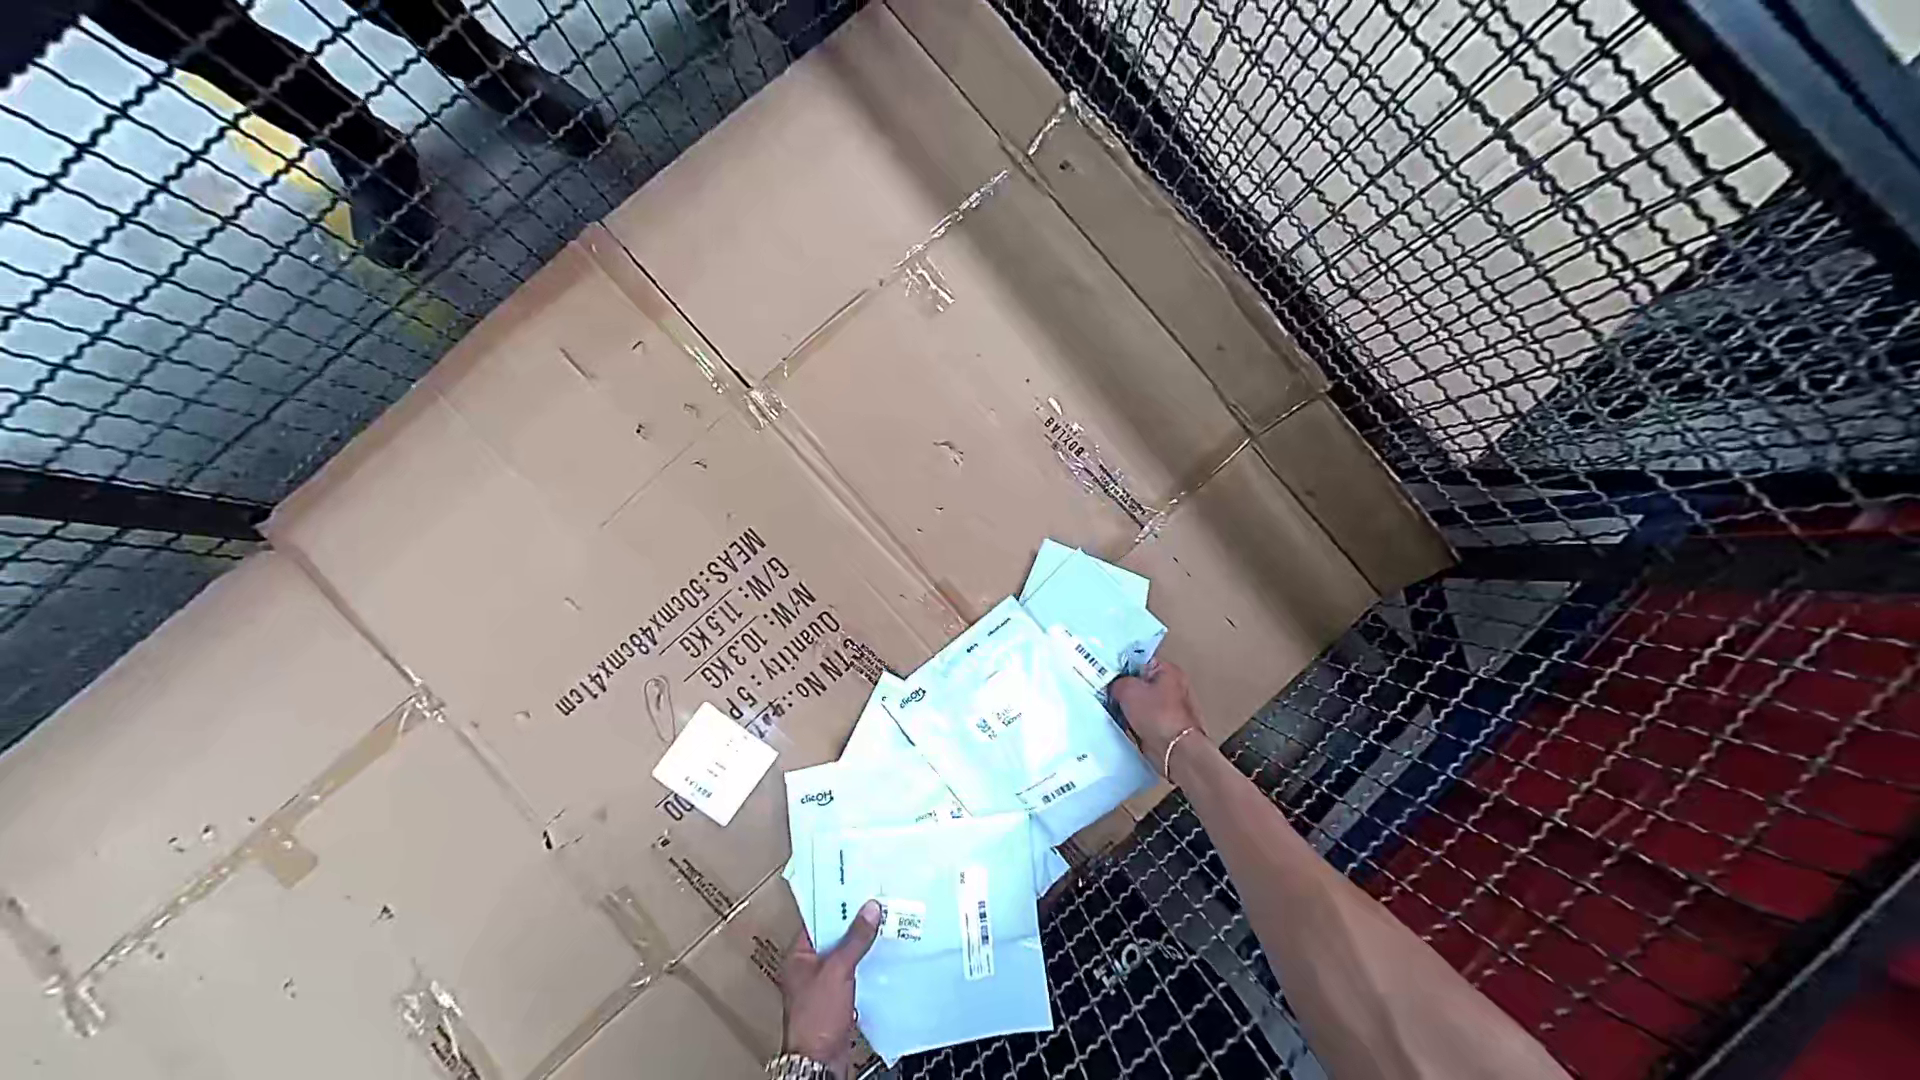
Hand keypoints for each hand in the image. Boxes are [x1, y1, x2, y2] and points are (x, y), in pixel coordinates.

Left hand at [781, 899, 881, 1074]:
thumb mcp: (838, 970)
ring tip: (882, 922)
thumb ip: (855, 939)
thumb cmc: (817, 1017)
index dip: (836, 903)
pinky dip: (865, 961)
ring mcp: (822, 982)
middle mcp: (807, 966)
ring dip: (861, 942)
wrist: (820, 1063)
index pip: (817, 918)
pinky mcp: (836, 997)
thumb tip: (870, 908)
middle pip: (832, 934)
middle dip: (853, 921)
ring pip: (844, 952)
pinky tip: (881, 953)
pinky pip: (852, 970)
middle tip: (875, 902)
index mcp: (798, 955)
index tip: (856, 888)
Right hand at [1111, 659, 1204, 776]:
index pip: (1140, 662)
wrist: (1176, 751)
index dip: (1121, 668)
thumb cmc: (1157, 715)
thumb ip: (1116, 682)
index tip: (1106, 675)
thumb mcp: (1127, 690)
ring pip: (1140, 704)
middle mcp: (1174, 687)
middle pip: (1140, 683)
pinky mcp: (1167, 728)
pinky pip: (1144, 720)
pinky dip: (1134, 723)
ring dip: (1128, 709)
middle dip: (1123, 690)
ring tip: (1113, 711)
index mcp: (1169, 670)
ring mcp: (1171, 709)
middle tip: (1107, 694)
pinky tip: (1123, 726)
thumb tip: (1114, 686)